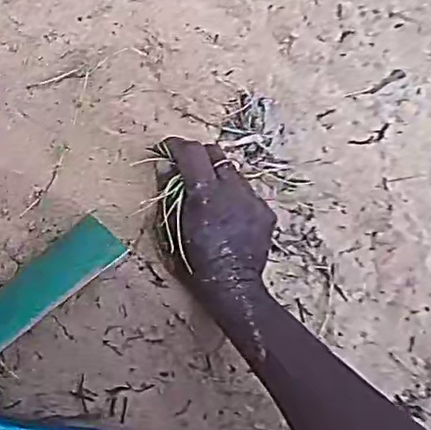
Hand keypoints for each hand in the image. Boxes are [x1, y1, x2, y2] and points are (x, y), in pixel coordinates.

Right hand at [164, 138, 275, 314]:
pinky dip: (232, 195)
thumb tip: (165, 167)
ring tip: (206, 194)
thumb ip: (169, 193)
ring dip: (216, 176)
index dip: (176, 145)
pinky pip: (246, 193)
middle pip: (215, 154)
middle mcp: (232, 189)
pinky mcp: (265, 212)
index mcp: (205, 193)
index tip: (166, 147)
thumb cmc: (193, 260)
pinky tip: (225, 214)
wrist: (231, 283)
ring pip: (232, 173)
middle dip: (198, 155)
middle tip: (184, 166)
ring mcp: (252, 200)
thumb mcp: (171, 226)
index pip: (192, 152)